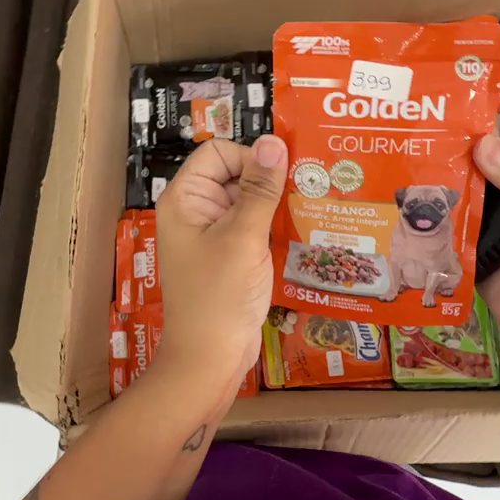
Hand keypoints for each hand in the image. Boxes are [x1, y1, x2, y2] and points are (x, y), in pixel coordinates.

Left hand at [153, 134, 289, 388]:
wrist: (210, 358)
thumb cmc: (219, 296)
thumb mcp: (243, 237)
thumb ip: (260, 189)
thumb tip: (273, 141)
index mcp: (185, 199)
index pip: (219, 153)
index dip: (251, 158)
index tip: (282, 177)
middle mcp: (196, 211)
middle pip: (237, 174)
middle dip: (271, 181)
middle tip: (312, 187)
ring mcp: (214, 235)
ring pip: (250, 202)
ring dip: (278, 205)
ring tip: (315, 207)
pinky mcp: (231, 255)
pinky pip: (255, 227)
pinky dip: (276, 227)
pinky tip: (306, 231)